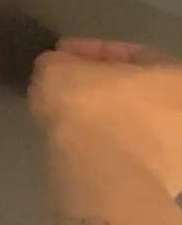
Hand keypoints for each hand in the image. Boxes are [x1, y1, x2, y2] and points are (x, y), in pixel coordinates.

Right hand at [31, 39, 181, 193]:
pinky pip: (141, 146)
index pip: (134, 52)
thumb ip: (63, 60)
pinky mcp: (176, 176)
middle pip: (146, 88)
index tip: (59, 52)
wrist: (104, 164)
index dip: (90, 48)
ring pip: (146, 119)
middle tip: (72, 81)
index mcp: (175, 77)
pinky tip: (89, 136)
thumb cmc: (84, 102)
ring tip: (78, 112)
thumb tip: (66, 66)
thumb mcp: (54, 64)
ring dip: (116, 112)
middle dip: (110, 84)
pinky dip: (117, 138)